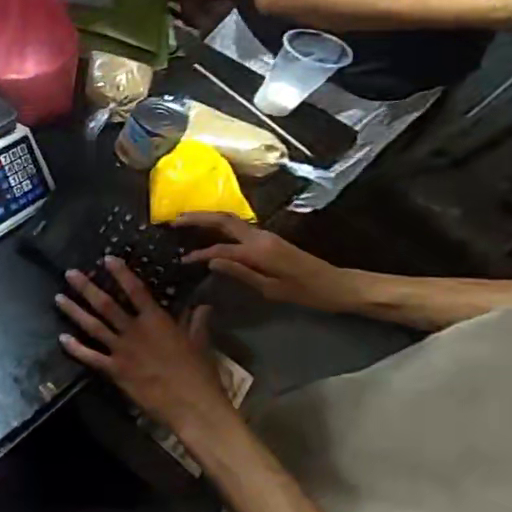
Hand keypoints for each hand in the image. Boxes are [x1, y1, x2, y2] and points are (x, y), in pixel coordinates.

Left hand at [54, 256, 235, 428]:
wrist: (192, 407)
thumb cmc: (199, 374)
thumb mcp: (200, 343)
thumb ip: (197, 322)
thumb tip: (203, 305)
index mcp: (156, 321)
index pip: (136, 290)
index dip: (121, 273)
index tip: (106, 259)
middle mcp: (134, 331)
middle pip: (106, 304)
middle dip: (86, 287)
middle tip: (69, 273)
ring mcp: (122, 350)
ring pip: (93, 326)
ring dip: (74, 311)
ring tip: (58, 298)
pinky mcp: (115, 371)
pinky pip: (91, 357)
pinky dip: (76, 348)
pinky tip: (62, 338)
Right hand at [175, 212, 365, 314]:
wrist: (339, 285)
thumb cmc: (307, 293)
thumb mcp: (272, 289)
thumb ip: (240, 273)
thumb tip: (211, 261)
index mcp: (258, 250)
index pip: (220, 248)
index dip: (199, 253)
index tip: (181, 260)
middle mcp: (260, 237)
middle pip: (223, 220)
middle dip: (196, 218)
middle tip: (172, 221)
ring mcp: (265, 235)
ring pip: (229, 220)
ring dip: (206, 218)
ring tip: (184, 221)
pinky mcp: (268, 239)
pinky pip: (237, 226)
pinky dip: (218, 224)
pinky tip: (209, 230)